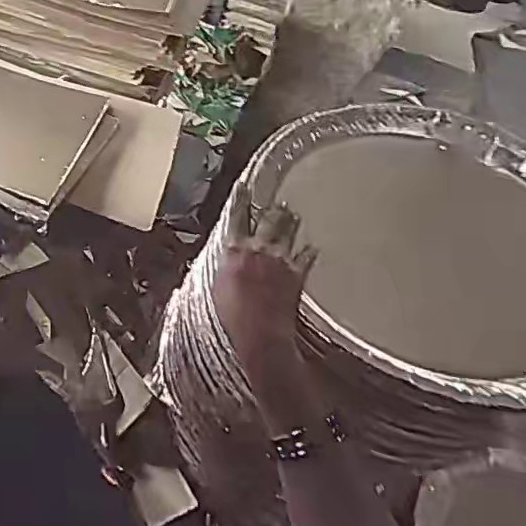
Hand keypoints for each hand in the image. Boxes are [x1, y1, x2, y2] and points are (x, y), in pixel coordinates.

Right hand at [210, 184, 321, 432]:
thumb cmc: (228, 317)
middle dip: (273, 210)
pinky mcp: (297, 280)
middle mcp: (260, 251)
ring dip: (291, 224)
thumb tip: (220, 262)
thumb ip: (219, 269)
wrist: (260, 339)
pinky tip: (312, 247)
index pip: (237, 217)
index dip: (240, 200)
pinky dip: (308, 252)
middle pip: (268, 221)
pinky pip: (305, 259)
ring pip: (288, 234)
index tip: (244, 186)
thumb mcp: (212, 289)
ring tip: (294, 214)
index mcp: (235, 251)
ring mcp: (281, 264)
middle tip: (278, 201)